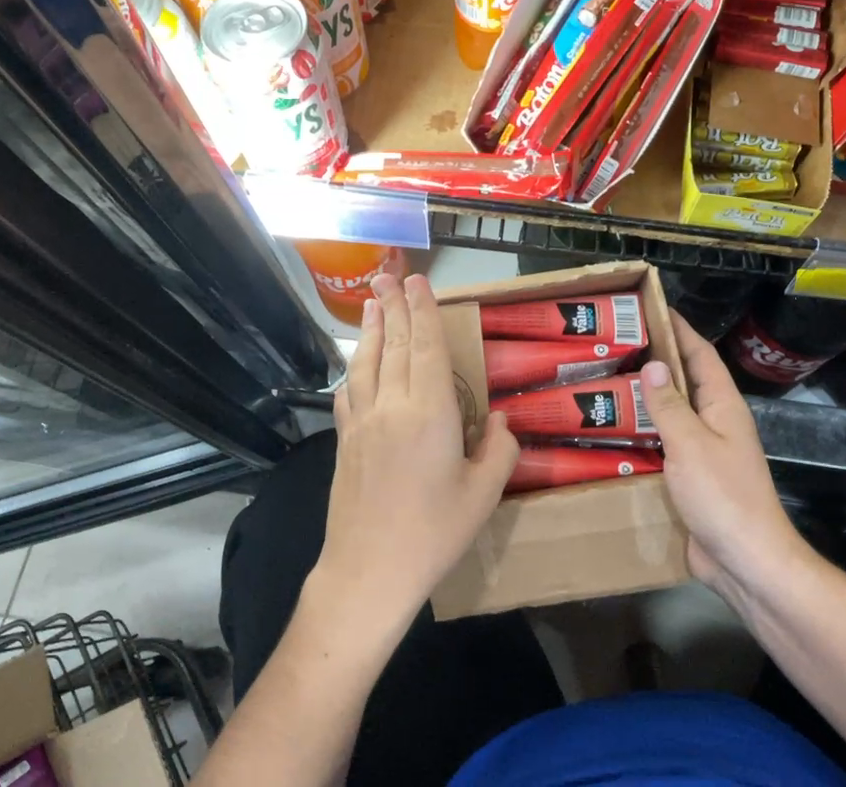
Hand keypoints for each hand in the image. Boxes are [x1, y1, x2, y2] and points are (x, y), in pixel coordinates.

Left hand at [312, 273, 518, 628]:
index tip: (419, 282)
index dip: (425, 311)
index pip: (427, 347)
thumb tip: (501, 420)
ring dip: (372, 330)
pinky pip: (350, 393)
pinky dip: (355, 370)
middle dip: (395, 307)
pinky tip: (356, 366)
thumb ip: (498, 451)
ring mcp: (362, 423)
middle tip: (389, 275)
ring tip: (373, 302)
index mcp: (430, 412)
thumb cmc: (433, 534)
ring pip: (367, 363)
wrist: (368, 570)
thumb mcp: (483, 495)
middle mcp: (392, 406)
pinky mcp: (344, 443)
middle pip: (395, 346)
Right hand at [641, 311, 813, 599]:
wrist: (746, 560)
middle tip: (615, 345)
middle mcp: (716, 424)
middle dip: (657, 360)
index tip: (652, 307)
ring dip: (646, 399)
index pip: (701, 355)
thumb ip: (670, 405)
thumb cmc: (723, 495)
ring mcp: (706, 453)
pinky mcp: (692, 479)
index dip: (680, 330)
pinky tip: (615, 434)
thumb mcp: (691, 444)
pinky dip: (643, 435)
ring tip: (606, 382)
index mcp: (723, 407)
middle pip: (686, 382)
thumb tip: (654, 363)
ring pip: (673, 415)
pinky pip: (665, 446)